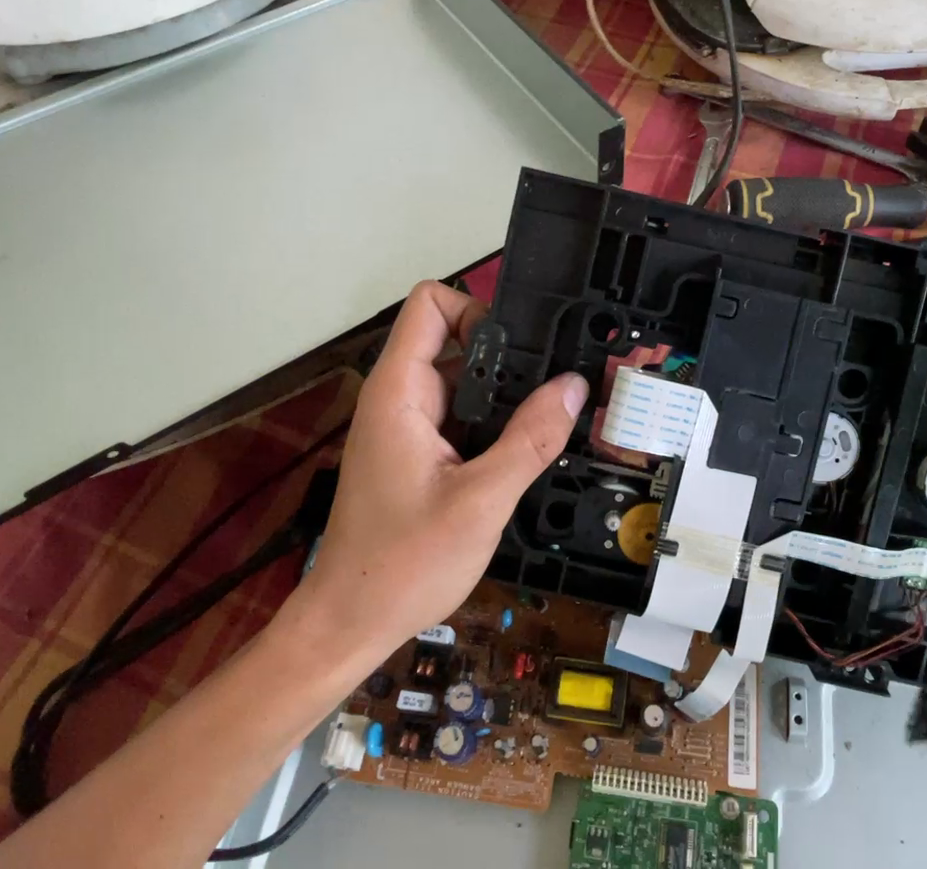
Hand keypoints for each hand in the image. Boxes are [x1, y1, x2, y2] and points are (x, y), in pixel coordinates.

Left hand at [292, 282, 586, 658]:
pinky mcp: (416, 455)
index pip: (431, 304)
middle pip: (455, 341)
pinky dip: (493, 425)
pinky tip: (526, 450)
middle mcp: (399, 399)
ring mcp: (406, 428)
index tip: (525, 348)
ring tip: (552, 420)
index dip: (478, 309)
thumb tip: (573, 387)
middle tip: (557, 388)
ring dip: (504, 396)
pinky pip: (460, 419)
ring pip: (463, 384)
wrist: (353, 621)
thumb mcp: (481, 501)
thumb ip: (530, 439)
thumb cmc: (403, 564)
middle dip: (507, 357)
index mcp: (400, 392)